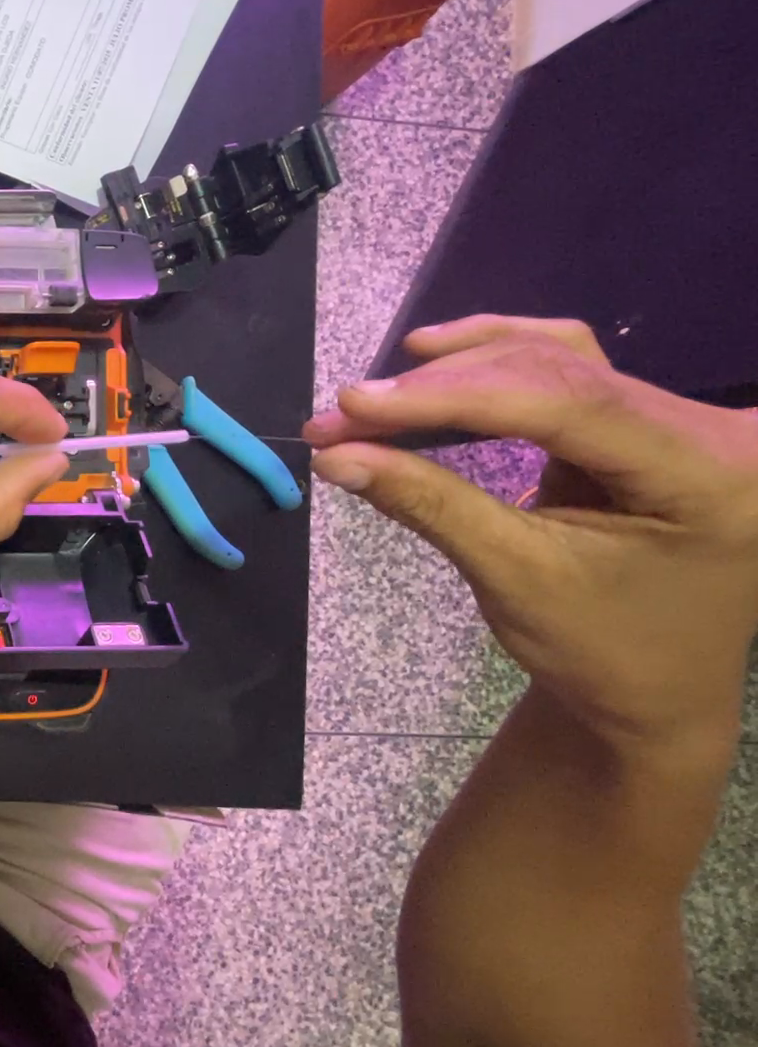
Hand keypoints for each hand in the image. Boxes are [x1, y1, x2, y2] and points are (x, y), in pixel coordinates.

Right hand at [305, 316, 757, 748]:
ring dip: (452, 372)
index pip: (564, 402)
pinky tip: (436, 358)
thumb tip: (333, 456)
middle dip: (433, 389)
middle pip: (553, 372)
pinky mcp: (641, 427)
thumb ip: (427, 503)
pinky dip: (487, 369)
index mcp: (709, 471)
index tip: (351, 403)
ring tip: (369, 398)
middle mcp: (713, 428)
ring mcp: (681, 422)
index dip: (448, 396)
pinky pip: (562, 374)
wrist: (651, 688)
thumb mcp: (510, 576)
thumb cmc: (597, 647)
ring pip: (553, 360)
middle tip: (337, 417)